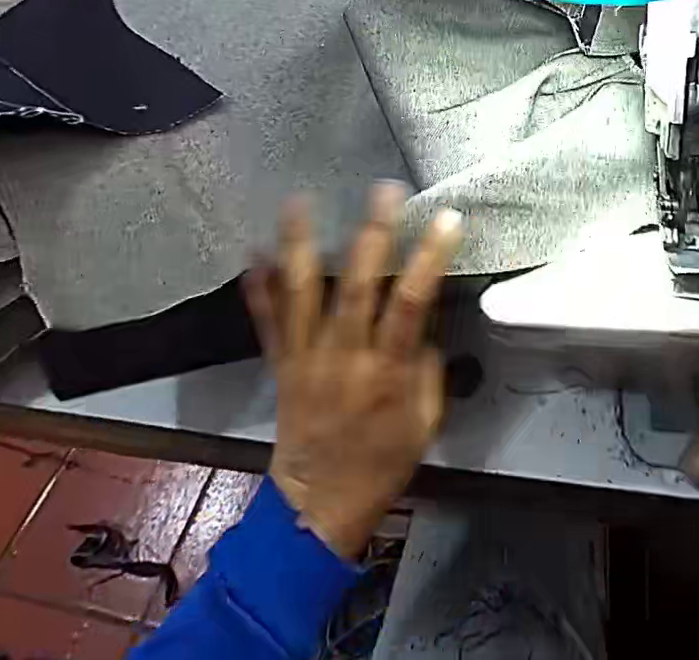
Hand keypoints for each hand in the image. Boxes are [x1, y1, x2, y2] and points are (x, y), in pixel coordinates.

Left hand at [243, 184, 465, 558]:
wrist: (318, 508)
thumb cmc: (385, 461)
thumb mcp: (427, 419)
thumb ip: (425, 365)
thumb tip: (419, 322)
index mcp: (386, 373)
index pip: (410, 304)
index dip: (429, 259)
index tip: (446, 220)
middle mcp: (342, 358)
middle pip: (356, 288)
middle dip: (373, 235)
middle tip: (384, 190)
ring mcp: (304, 360)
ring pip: (302, 295)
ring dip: (302, 245)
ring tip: (301, 202)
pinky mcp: (279, 367)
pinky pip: (266, 323)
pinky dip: (257, 288)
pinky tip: (252, 252)